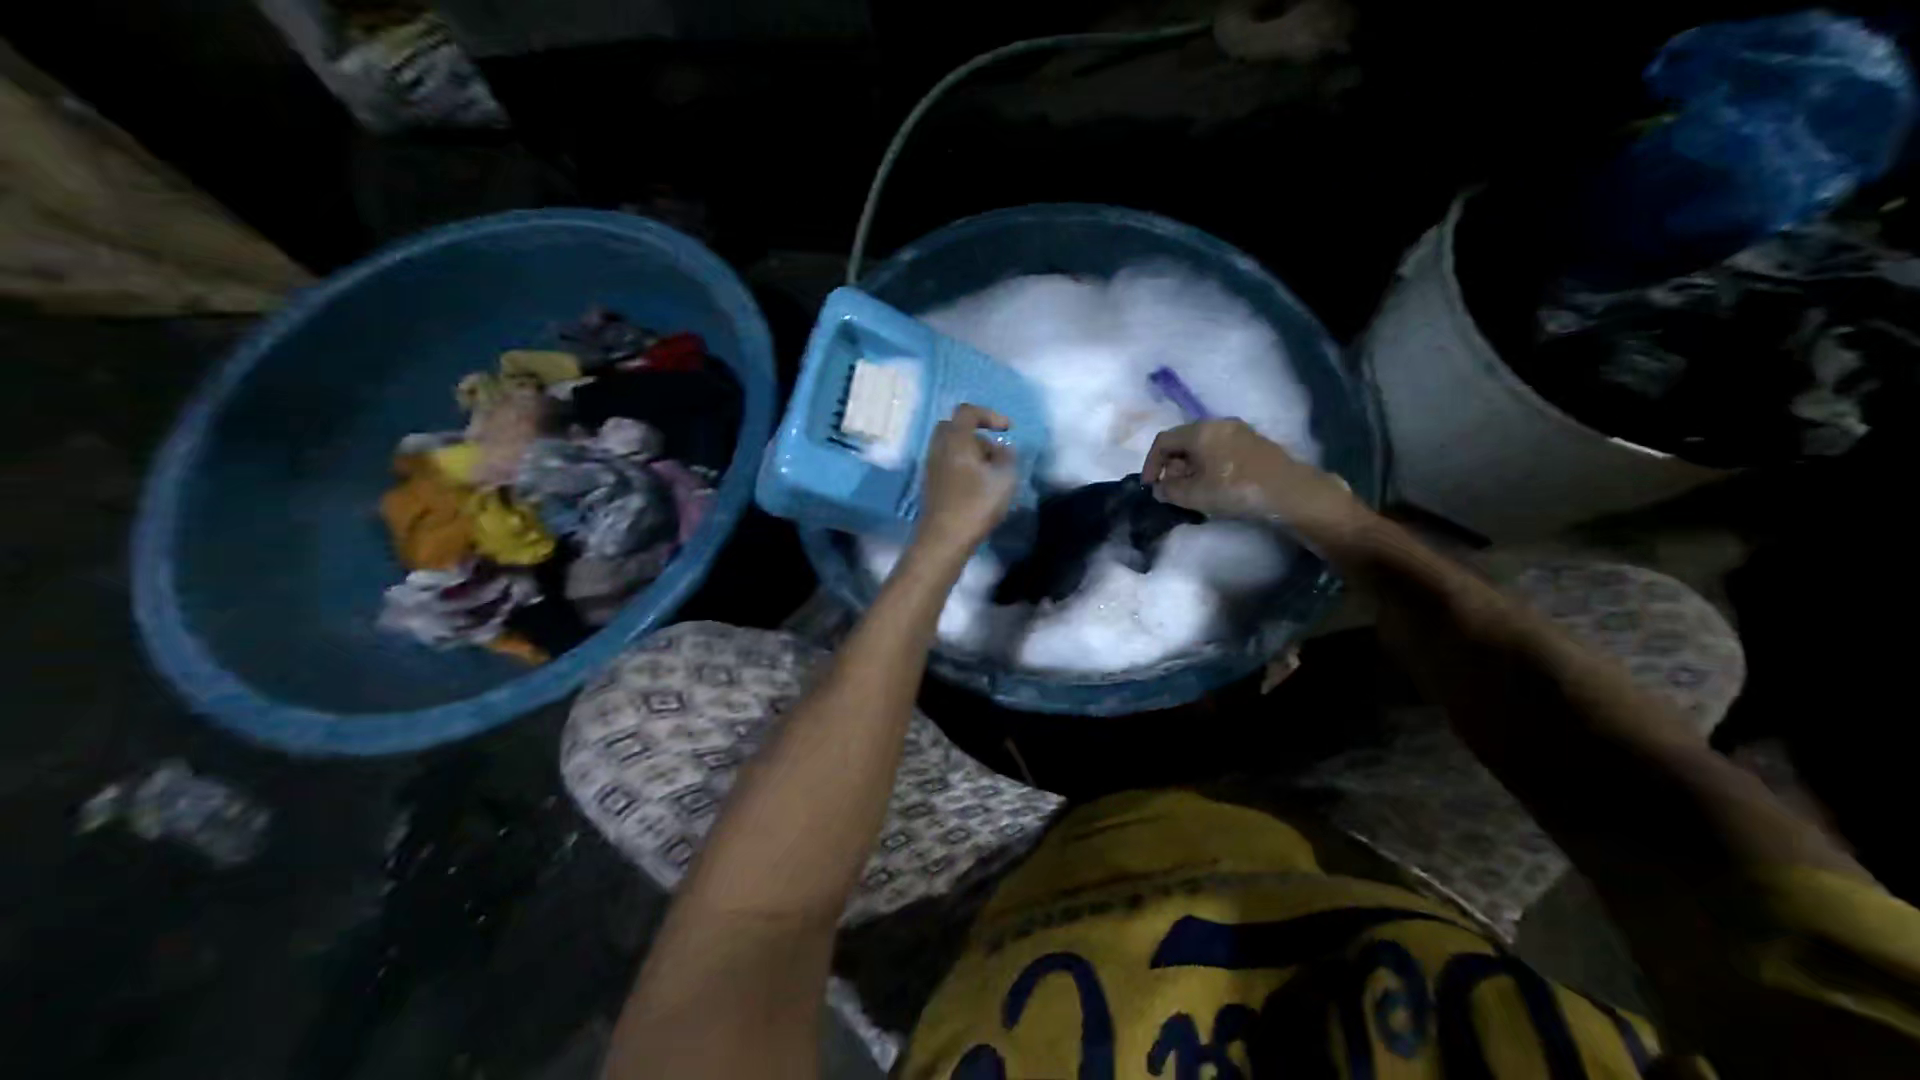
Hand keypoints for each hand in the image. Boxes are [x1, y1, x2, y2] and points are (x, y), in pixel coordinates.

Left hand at [913, 404, 1017, 558]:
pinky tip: (978, 486)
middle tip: (995, 452)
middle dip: (977, 434)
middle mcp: (938, 448)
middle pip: (955, 428)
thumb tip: (1002, 448)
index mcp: (954, 439)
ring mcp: (931, 467)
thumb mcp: (1004, 478)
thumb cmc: (975, 504)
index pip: (967, 412)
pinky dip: (963, 467)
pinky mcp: (931, 485)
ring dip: (971, 453)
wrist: (944, 539)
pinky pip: (948, 464)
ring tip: (991, 473)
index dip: (989, 415)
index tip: (1008, 429)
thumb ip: (1007, 456)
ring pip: (951, 448)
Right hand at [1143, 419, 1366, 544]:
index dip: (1151, 464)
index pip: (1163, 441)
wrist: (1290, 492)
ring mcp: (1239, 431)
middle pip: (1183, 441)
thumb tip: (1159, 488)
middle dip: (1172, 466)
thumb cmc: (1236, 489)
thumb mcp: (1194, 495)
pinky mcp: (1254, 443)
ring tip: (1195, 491)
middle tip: (1173, 490)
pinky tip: (1216, 486)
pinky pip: (1221, 450)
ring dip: (1191, 467)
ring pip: (1203, 446)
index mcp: (1200, 430)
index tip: (1151, 486)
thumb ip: (1169, 490)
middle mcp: (1218, 424)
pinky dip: (1210, 465)